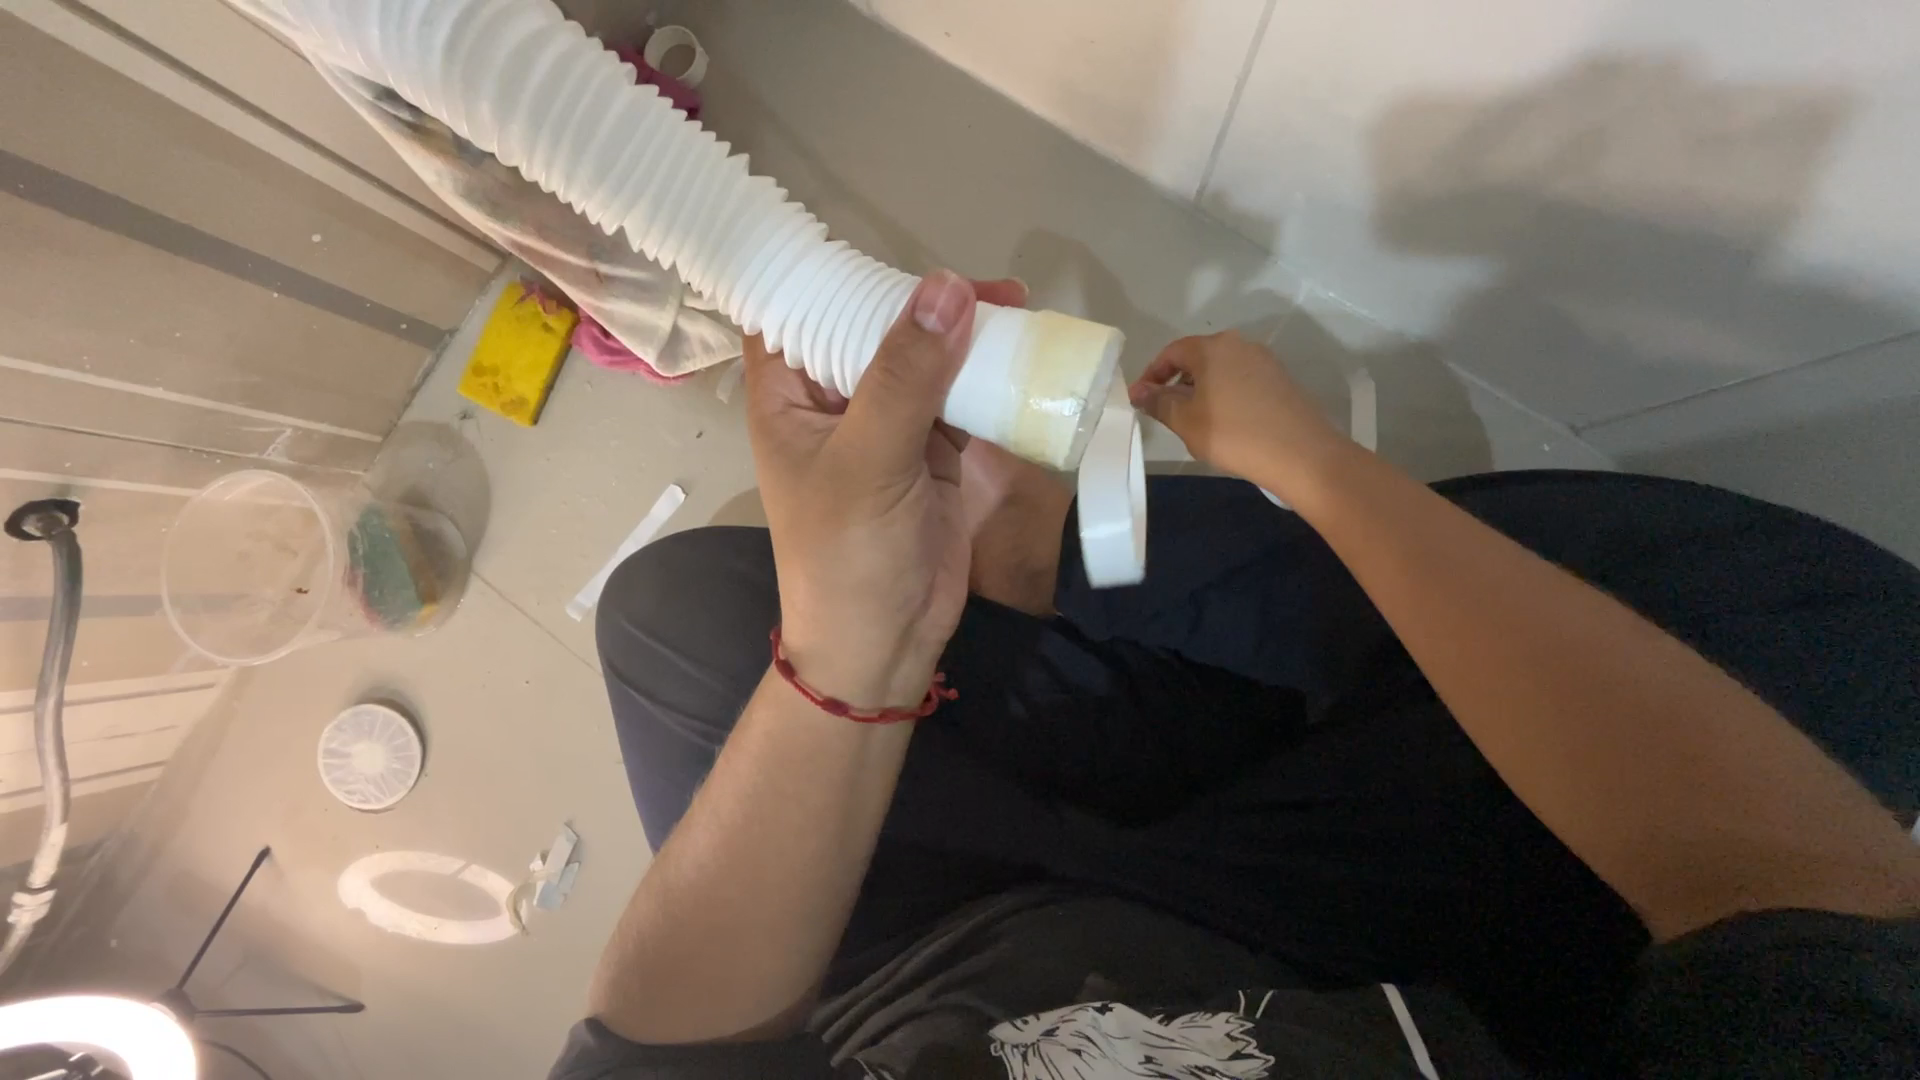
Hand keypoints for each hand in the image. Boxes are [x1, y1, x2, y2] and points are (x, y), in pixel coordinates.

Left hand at [746, 271, 1026, 708]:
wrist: (886, 643)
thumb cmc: (850, 556)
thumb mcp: (869, 460)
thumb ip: (906, 375)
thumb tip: (948, 287)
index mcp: (789, 397)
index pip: (797, 312)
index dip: (833, 275)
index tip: (888, 246)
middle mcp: (834, 403)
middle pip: (873, 329)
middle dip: (924, 306)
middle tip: (988, 291)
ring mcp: (886, 428)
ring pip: (923, 362)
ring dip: (964, 341)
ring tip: (1016, 314)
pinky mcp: (931, 453)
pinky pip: (958, 401)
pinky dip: (985, 383)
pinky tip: (1018, 362)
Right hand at [1130, 331, 1350, 498]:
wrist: (1301, 454)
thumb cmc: (1234, 434)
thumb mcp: (1186, 421)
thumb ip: (1158, 402)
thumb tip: (1138, 391)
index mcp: (1213, 348)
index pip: (1171, 352)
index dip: (1151, 375)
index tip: (1141, 399)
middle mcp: (1239, 344)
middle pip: (1197, 357)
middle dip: (1176, 382)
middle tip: (1164, 411)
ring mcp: (1264, 360)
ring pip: (1220, 369)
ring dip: (1200, 389)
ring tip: (1193, 420)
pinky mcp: (1280, 379)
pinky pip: (1240, 380)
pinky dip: (1223, 394)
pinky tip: (1223, 422)